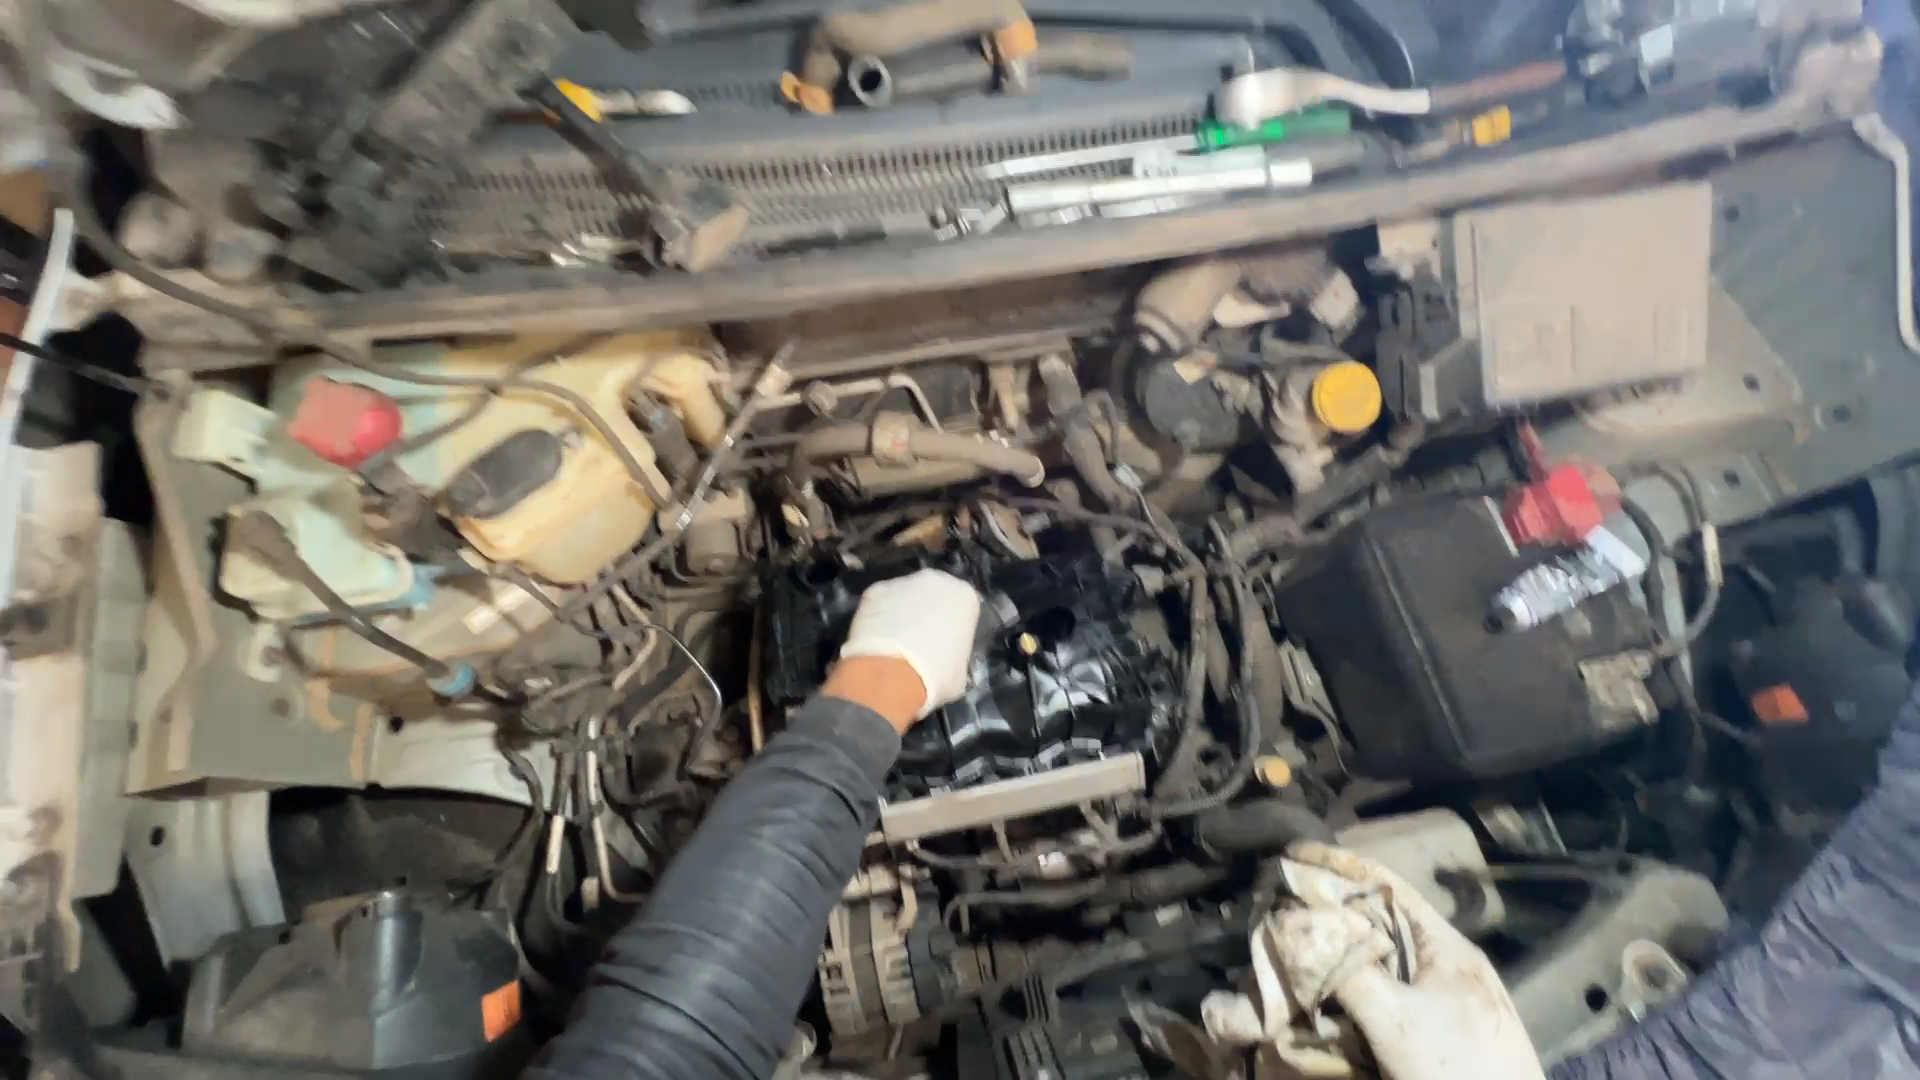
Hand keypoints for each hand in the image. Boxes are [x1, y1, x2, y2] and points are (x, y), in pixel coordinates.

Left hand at [828, 569, 980, 731]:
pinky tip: (874, 638)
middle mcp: (937, 580)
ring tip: (891, 640)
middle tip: (917, 639)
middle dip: (925, 611)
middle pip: (932, 593)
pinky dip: (877, 616)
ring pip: (902, 595)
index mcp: (965, 596)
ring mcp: (902, 582)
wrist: (893, 676)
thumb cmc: (936, 676)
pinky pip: (879, 603)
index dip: (951, 625)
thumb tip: (945, 658)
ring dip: (899, 612)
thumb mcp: (961, 671)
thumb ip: (956, 653)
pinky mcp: (874, 590)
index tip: (944, 641)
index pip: (961, 606)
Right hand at [1277, 842, 1543, 1079]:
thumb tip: (1295, 929)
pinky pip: (1388, 986)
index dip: (1337, 862)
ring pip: (1382, 953)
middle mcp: (1448, 961)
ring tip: (1297, 938)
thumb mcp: (1394, 1019)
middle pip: (1381, 916)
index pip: (1386, 882)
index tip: (1292, 852)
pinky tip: (1327, 985)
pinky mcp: (1441, 1027)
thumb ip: (1343, 968)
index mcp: (1446, 945)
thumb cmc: (1458, 1073)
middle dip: (1331, 904)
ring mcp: (1447, 996)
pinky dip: (1354, 979)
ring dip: (1340, 944)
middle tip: (1283, 899)